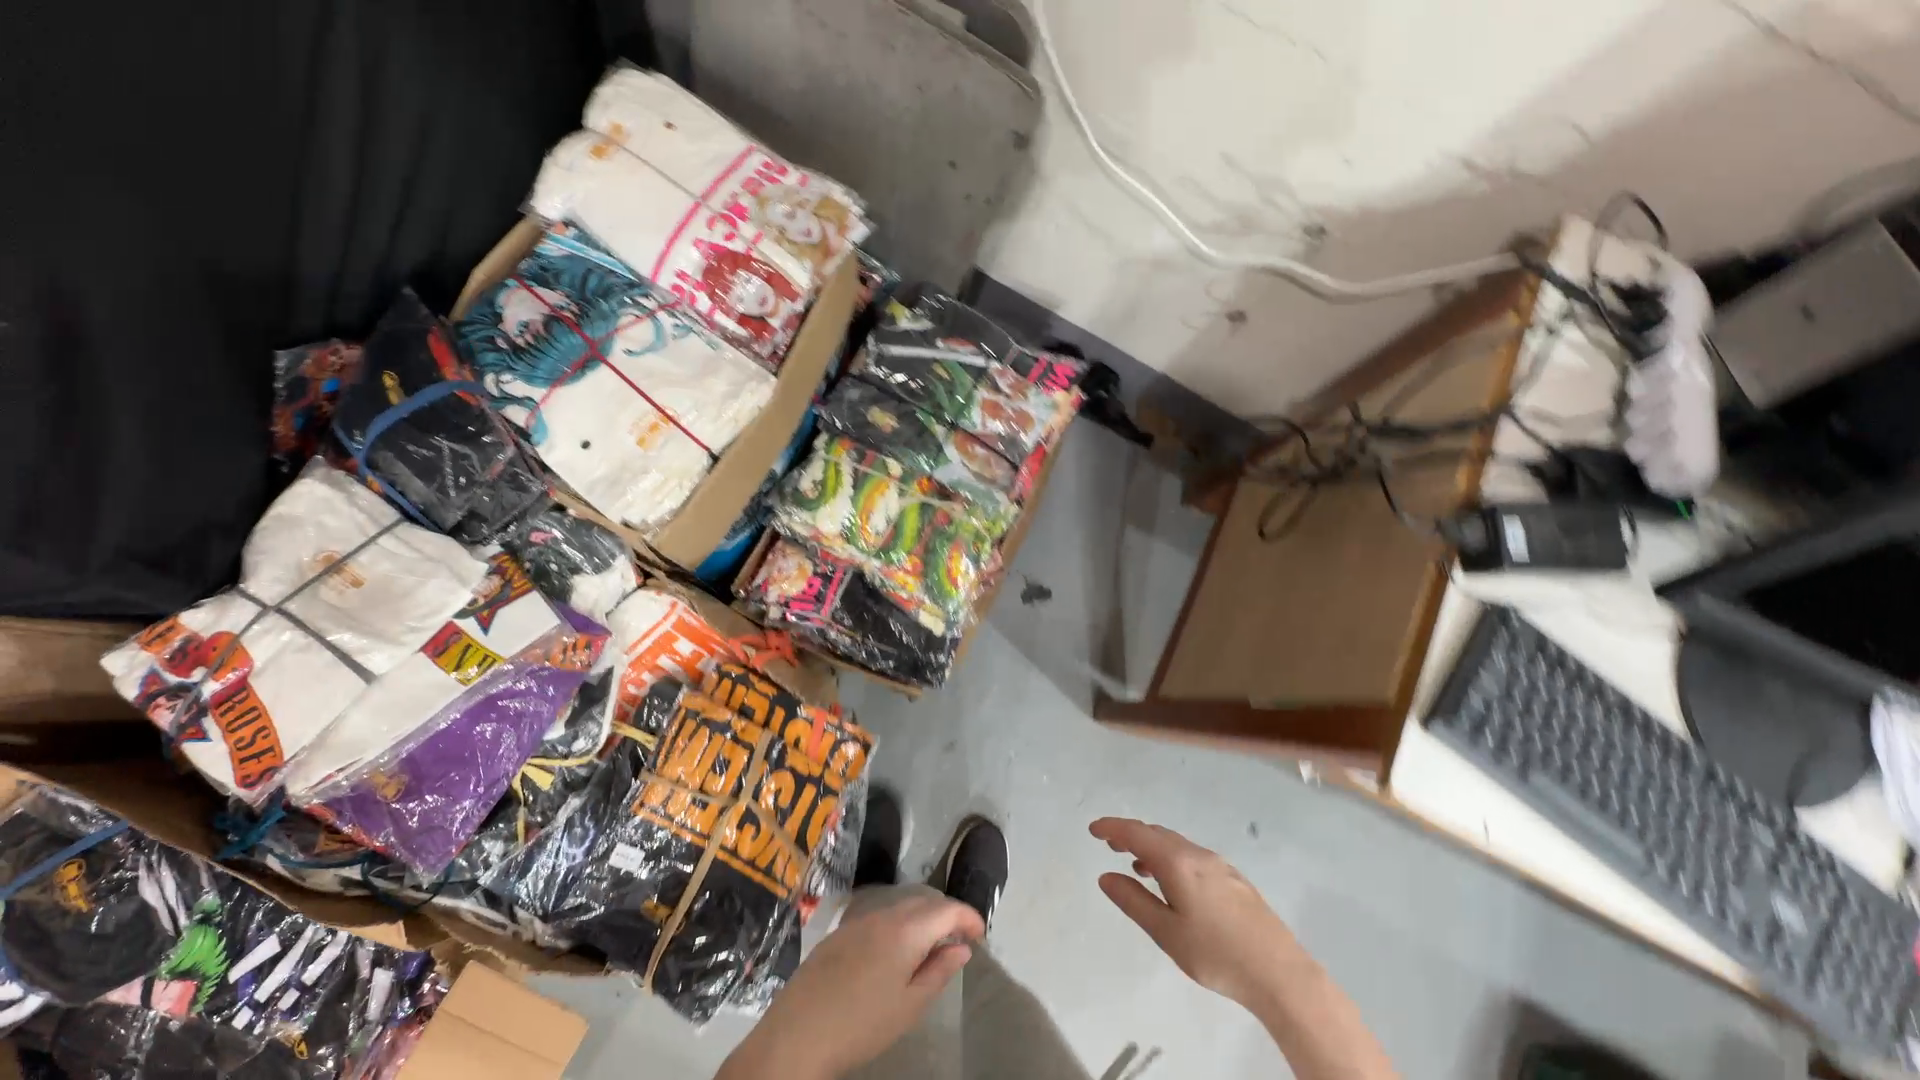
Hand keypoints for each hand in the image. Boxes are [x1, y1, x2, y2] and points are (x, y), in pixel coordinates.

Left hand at [718, 892, 984, 1079]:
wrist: (795, 1036)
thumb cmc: (861, 1025)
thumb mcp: (910, 1006)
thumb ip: (939, 971)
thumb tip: (961, 948)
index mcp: (904, 931)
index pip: (946, 909)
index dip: (968, 917)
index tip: (981, 935)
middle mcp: (880, 915)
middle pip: (922, 902)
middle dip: (946, 915)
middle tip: (960, 940)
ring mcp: (854, 923)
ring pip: (898, 908)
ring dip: (920, 920)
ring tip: (930, 948)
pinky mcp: (836, 935)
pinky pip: (876, 918)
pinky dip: (896, 926)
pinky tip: (894, 954)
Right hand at [1090, 817, 1301, 1007]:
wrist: (1279, 972)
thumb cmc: (1215, 954)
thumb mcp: (1166, 932)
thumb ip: (1134, 901)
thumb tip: (1106, 877)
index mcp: (1179, 863)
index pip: (1138, 834)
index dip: (1113, 828)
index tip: (1093, 829)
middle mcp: (1200, 856)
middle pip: (1159, 834)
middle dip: (1132, 835)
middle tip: (1109, 845)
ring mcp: (1221, 867)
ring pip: (1178, 846)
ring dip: (1153, 849)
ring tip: (1136, 867)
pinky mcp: (1234, 881)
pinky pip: (1193, 858)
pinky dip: (1172, 860)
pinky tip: (1172, 885)